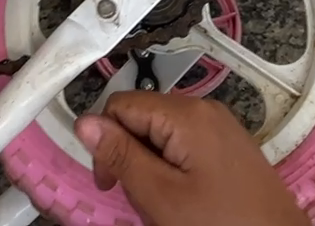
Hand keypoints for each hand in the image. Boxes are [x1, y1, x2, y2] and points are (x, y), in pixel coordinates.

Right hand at [75, 92, 309, 225]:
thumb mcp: (162, 197)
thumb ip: (121, 156)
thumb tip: (84, 121)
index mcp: (185, 114)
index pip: (120, 105)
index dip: (105, 143)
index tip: (109, 184)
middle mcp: (203, 109)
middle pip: (142, 118)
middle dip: (132, 158)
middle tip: (142, 202)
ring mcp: (221, 127)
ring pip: (162, 134)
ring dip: (152, 168)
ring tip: (167, 209)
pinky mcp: (231, 147)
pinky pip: (186, 146)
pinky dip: (175, 171)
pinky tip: (187, 204)